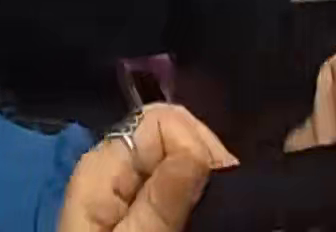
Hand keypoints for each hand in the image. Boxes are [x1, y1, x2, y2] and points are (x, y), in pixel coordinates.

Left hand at [58, 104, 236, 231]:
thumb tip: (197, 152)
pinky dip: (196, 195)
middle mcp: (114, 167)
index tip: (223, 184)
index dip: (195, 144)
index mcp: (104, 165)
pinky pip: (174, 185)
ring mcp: (126, 191)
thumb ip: (160, 205)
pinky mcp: (139, 215)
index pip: (161, 120)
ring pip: (178, 159)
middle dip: (206, 160)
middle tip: (231, 203)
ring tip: (225, 210)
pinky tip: (210, 214)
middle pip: (173, 134)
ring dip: (206, 180)